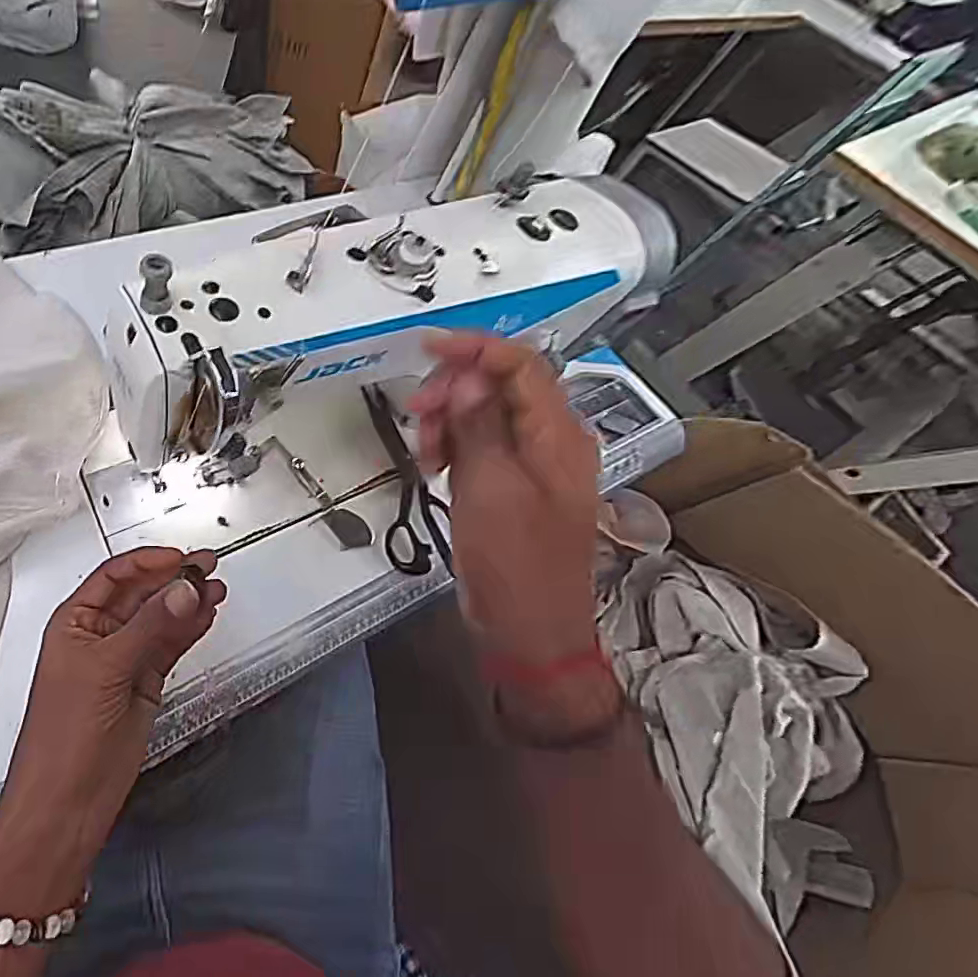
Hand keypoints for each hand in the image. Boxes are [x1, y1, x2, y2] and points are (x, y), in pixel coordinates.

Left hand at [0, 548, 225, 916]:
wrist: (67, 801)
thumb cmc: (63, 737)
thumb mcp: (105, 669)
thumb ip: (149, 627)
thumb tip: (181, 591)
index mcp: (75, 621)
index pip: (114, 575)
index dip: (147, 562)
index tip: (179, 557)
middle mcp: (99, 635)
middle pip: (142, 594)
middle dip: (174, 578)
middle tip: (207, 566)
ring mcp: (123, 660)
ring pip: (160, 619)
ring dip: (187, 602)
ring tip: (215, 587)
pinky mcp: (143, 683)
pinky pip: (170, 645)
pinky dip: (189, 629)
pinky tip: (206, 614)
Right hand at [407, 333, 618, 741]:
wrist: (529, 629)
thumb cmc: (514, 562)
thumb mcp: (490, 487)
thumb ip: (479, 425)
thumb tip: (471, 376)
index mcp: (558, 434)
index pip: (521, 365)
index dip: (474, 348)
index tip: (427, 347)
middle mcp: (550, 441)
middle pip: (501, 386)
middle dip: (454, 391)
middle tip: (418, 414)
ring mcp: (532, 464)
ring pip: (485, 415)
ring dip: (449, 420)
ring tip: (425, 452)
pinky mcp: (512, 485)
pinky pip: (482, 446)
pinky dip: (454, 446)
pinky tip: (435, 466)